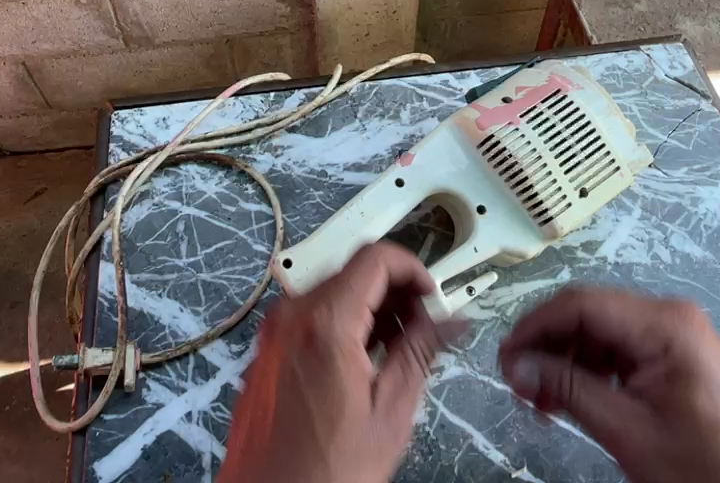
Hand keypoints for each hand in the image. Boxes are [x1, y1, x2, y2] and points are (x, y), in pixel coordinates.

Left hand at [218, 242, 457, 482]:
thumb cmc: (322, 473)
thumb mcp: (389, 412)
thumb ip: (421, 352)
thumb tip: (450, 321)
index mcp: (324, 322)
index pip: (375, 258)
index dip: (413, 268)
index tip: (432, 292)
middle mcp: (292, 315)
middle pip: (354, 270)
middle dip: (395, 290)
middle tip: (423, 323)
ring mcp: (276, 330)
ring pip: (334, 290)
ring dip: (371, 306)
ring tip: (398, 347)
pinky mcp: (269, 347)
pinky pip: (312, 313)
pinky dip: (344, 321)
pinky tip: (365, 359)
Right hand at [499, 287, 719, 482]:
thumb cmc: (705, 471)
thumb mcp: (628, 431)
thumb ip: (567, 390)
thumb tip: (514, 366)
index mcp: (665, 323)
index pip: (581, 303)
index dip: (536, 326)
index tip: (505, 357)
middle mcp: (670, 316)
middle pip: (589, 314)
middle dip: (549, 346)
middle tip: (517, 382)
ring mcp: (676, 334)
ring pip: (599, 331)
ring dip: (566, 361)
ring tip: (541, 399)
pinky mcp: (676, 356)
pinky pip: (620, 349)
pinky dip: (591, 371)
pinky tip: (571, 398)